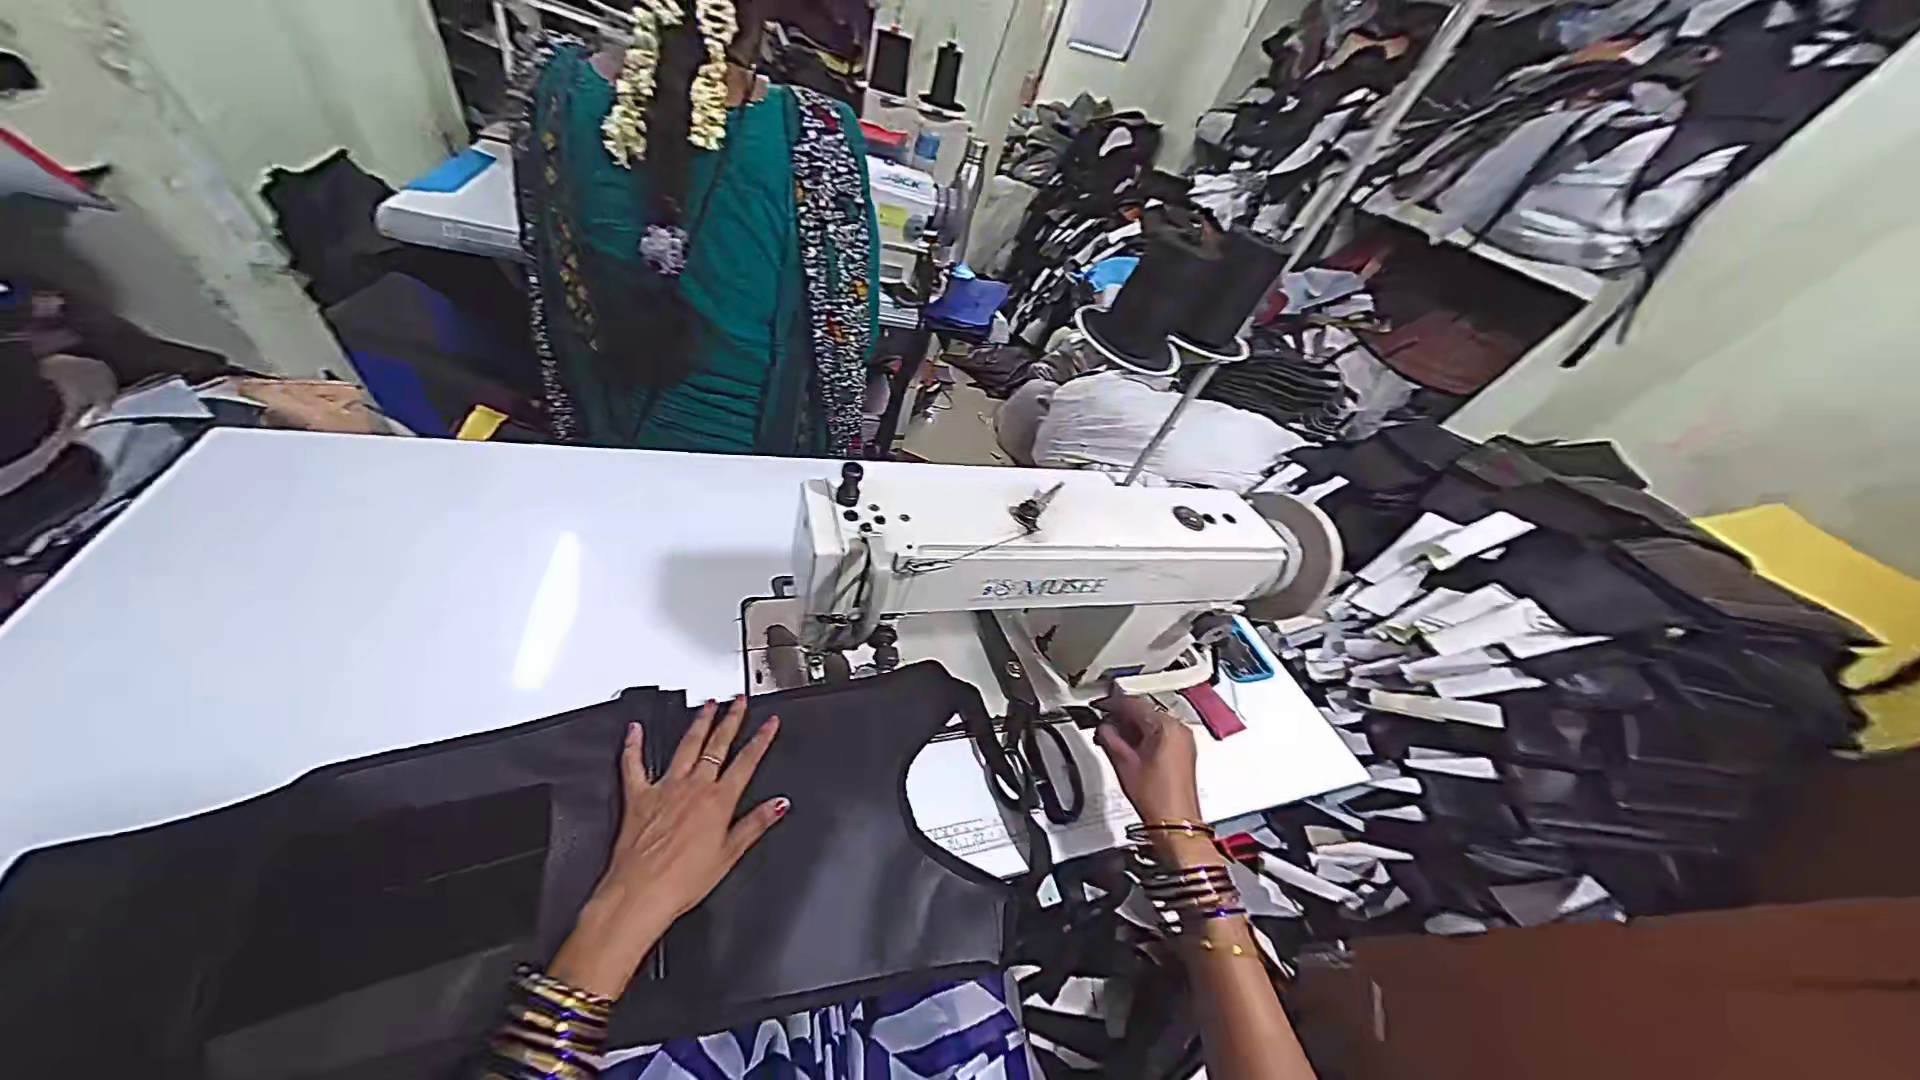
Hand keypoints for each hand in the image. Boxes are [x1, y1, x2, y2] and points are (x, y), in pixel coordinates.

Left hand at [550, 696, 786, 996]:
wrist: (639, 895)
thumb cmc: (681, 882)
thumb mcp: (730, 855)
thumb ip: (756, 824)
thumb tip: (779, 804)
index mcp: (718, 801)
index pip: (747, 761)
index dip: (761, 738)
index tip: (770, 722)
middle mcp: (694, 788)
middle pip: (718, 744)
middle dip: (731, 719)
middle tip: (739, 701)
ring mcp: (665, 788)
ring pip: (686, 745)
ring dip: (699, 723)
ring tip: (708, 706)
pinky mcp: (638, 798)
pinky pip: (634, 765)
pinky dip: (633, 745)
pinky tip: (635, 730)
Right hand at [1094, 695, 1220, 868]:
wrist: (1175, 823)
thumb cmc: (1156, 797)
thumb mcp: (1123, 762)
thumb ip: (1109, 737)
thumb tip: (1104, 727)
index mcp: (1166, 727)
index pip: (1134, 704)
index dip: (1112, 703)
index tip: (1100, 705)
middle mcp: (1179, 729)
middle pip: (1145, 710)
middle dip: (1122, 715)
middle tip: (1103, 721)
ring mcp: (1183, 740)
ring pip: (1152, 721)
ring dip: (1132, 725)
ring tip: (1112, 735)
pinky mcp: (1183, 751)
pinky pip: (1160, 733)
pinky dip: (1144, 735)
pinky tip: (1128, 745)